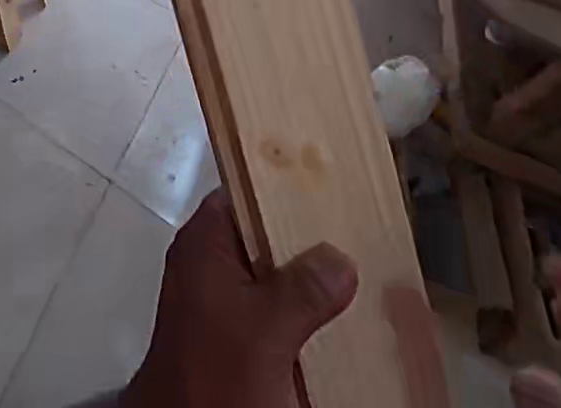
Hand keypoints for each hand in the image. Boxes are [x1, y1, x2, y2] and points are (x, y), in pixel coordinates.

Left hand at [119, 190, 357, 407]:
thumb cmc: (215, 374)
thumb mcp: (265, 329)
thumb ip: (302, 289)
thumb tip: (340, 258)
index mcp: (204, 241)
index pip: (242, 191)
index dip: (279, 185)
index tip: (324, 185)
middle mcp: (209, 259)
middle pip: (260, 229)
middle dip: (302, 234)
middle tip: (352, 230)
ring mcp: (220, 295)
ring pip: (269, 268)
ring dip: (305, 274)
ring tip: (355, 267)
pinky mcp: (234, 330)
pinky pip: (271, 303)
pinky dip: (299, 306)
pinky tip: (336, 312)